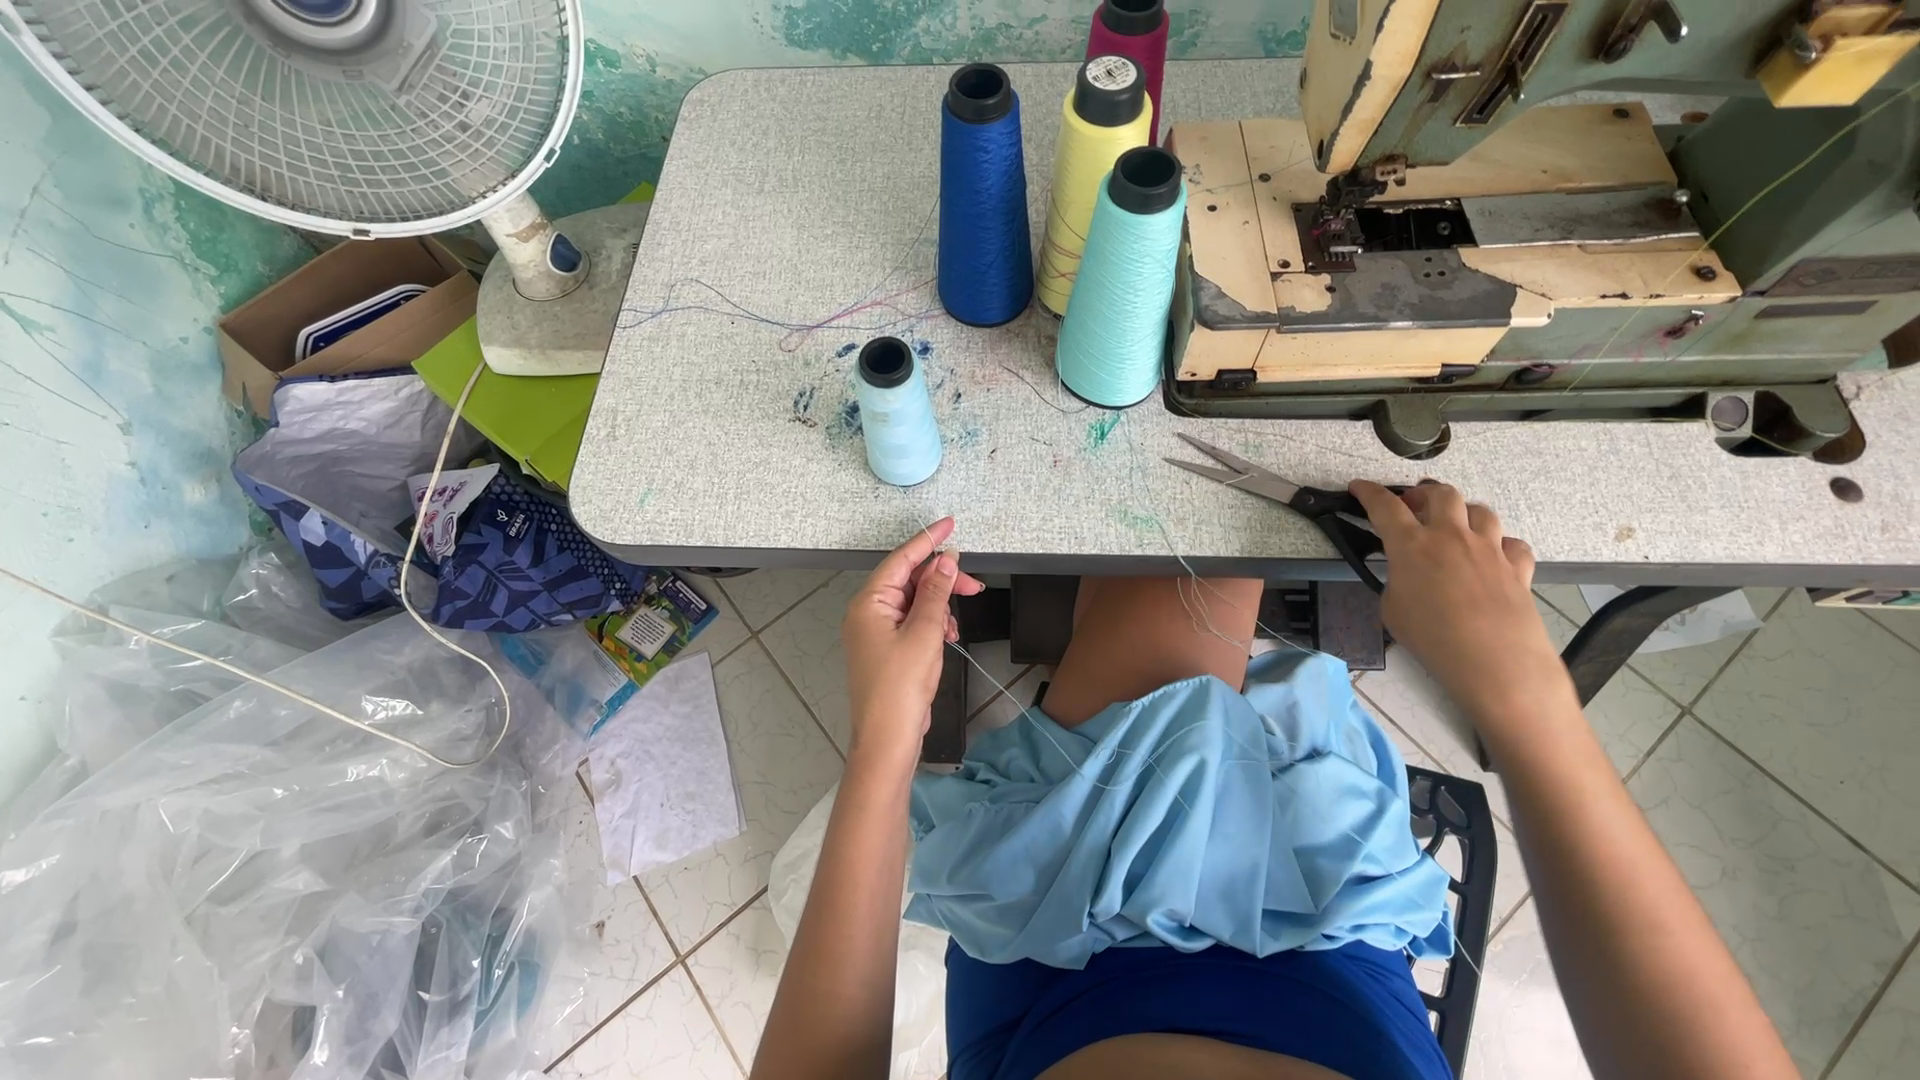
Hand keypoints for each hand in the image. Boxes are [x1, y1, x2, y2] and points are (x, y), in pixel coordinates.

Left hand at [841, 517, 986, 762]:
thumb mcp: (924, 632)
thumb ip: (936, 592)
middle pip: (908, 580)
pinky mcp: (886, 650)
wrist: (888, 738)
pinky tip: (946, 636)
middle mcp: (867, 613)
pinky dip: (931, 624)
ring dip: (938, 605)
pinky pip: (912, 623)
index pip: (901, 560)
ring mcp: (875, 633)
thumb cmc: (901, 685)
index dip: (928, 540)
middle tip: (974, 586)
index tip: (950, 523)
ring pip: (913, 602)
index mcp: (869, 603)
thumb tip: (947, 561)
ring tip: (955, 624)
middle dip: (941, 581)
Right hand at [1349, 480, 1573, 725]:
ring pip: (1480, 511)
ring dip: (1463, 513)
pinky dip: (1499, 545)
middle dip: (1423, 493)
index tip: (1359, 487)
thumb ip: (1397, 582)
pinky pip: (1510, 543)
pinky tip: (1492, 557)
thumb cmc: (1432, 637)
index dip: (1368, 492)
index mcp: (1412, 545)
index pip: (1384, 506)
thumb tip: (1408, 577)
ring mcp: (1489, 549)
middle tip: (1412, 505)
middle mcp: (1451, 536)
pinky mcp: (1517, 567)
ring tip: (1453, 525)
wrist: (1494, 660)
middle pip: (1441, 494)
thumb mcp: (1392, 610)